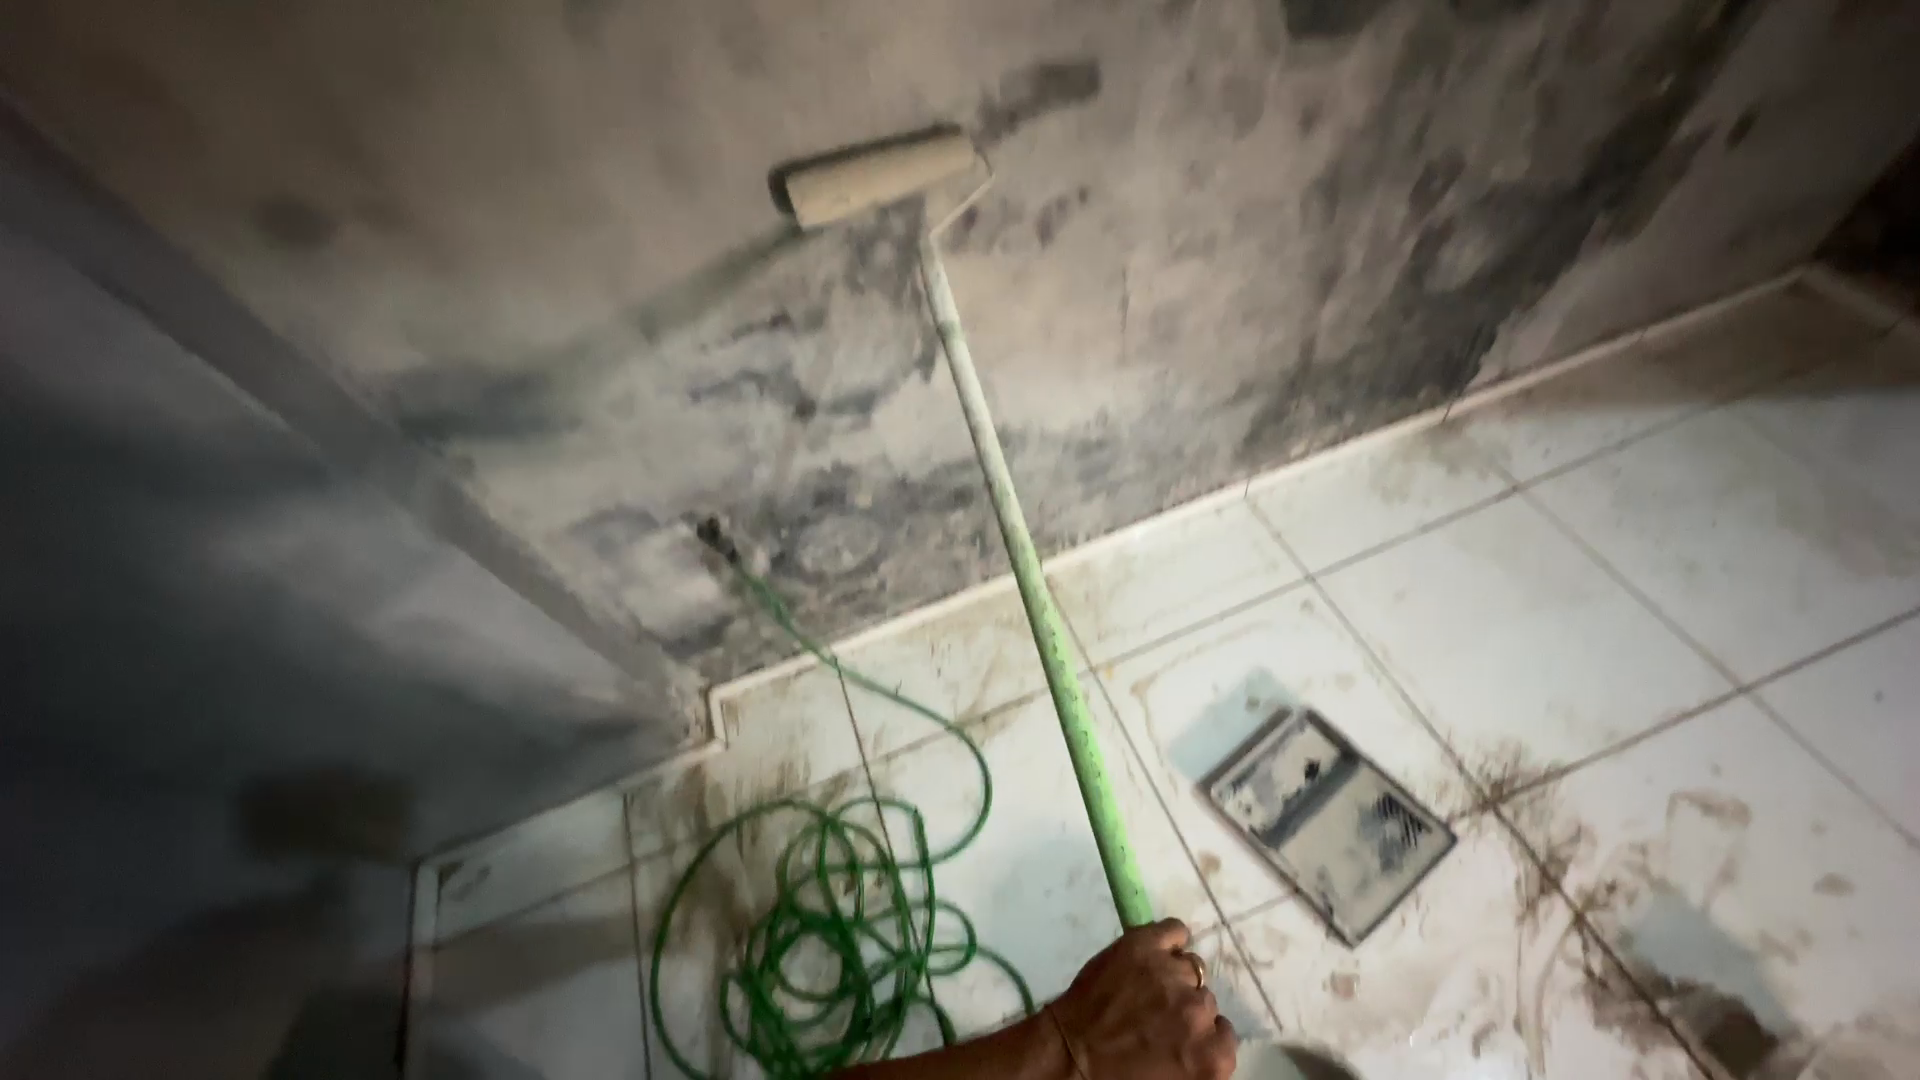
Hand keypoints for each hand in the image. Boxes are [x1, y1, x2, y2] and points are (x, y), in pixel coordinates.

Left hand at [1046, 918, 1236, 1079]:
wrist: (1073, 1052)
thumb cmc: (1121, 1076)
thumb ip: (1201, 1060)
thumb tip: (1209, 1037)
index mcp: (1209, 1058)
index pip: (1225, 1035)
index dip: (1205, 1033)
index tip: (1186, 1033)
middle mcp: (1197, 1012)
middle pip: (1205, 999)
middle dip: (1186, 1005)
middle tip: (1160, 1012)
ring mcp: (1170, 974)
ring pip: (1190, 966)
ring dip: (1175, 974)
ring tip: (1151, 983)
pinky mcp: (1144, 945)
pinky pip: (1174, 929)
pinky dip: (1172, 936)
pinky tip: (1160, 947)